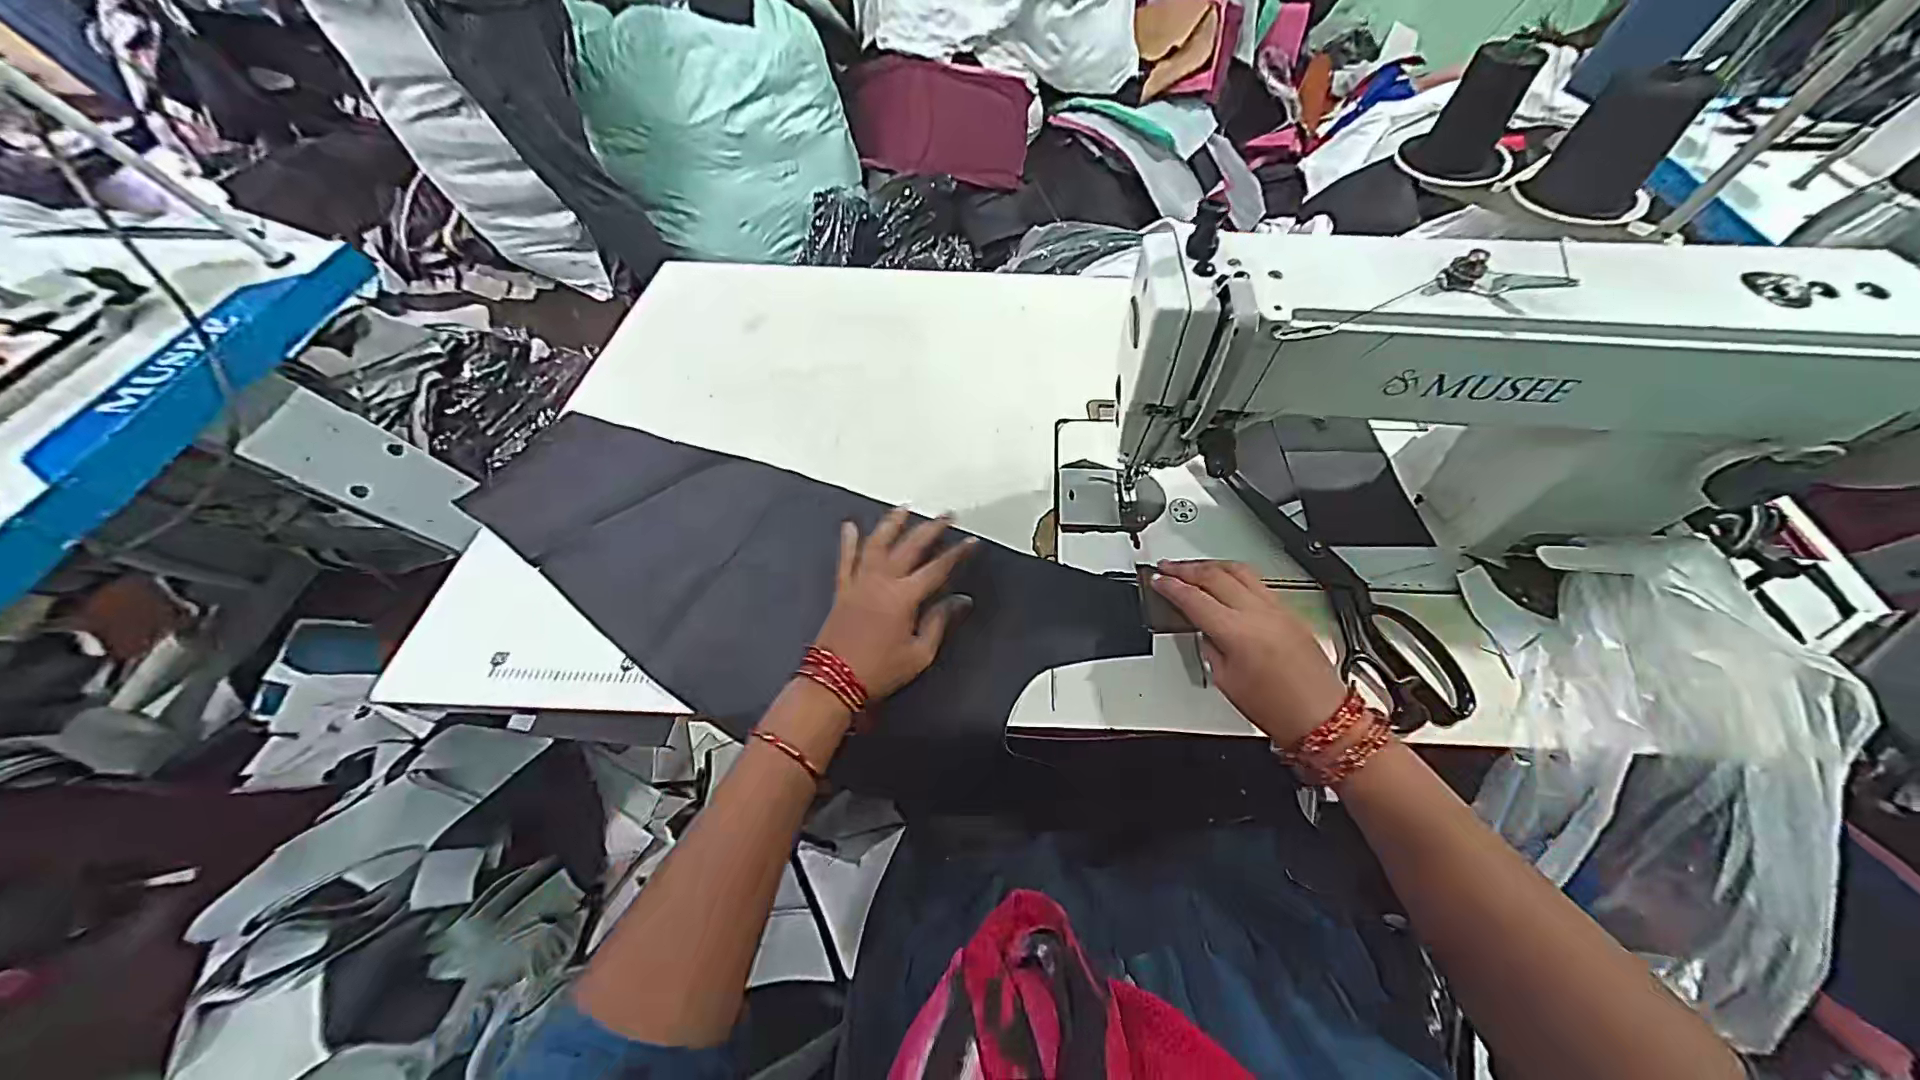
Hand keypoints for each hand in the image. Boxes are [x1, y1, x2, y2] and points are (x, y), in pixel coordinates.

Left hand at [813, 507, 977, 699]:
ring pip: (877, 543)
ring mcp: (859, 582)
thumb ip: (939, 622)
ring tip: (904, 509)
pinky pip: (845, 559)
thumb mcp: (920, 653)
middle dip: (931, 529)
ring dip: (892, 524)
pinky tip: (849, 526)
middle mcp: (881, 581)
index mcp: (904, 597)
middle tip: (946, 517)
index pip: (937, 568)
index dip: (957, 553)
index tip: (970, 541)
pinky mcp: (842, 589)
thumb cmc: (880, 670)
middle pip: (910, 546)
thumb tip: (960, 601)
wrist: (834, 680)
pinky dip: (848, 541)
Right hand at [1150, 560, 1347, 745]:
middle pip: (1214, 576)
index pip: (1193, 598)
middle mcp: (1259, 614)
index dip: (1170, 586)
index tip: (1158, 580)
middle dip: (1185, 569)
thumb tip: (1203, 629)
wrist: (1321, 718)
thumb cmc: (1279, 708)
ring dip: (1211, 566)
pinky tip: (1226, 578)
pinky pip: (1258, 581)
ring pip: (1239, 570)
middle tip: (1168, 568)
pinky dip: (1235, 574)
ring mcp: (1278, 609)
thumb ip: (1209, 647)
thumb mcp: (1225, 680)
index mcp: (1237, 632)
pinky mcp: (1291, 612)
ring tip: (1194, 567)